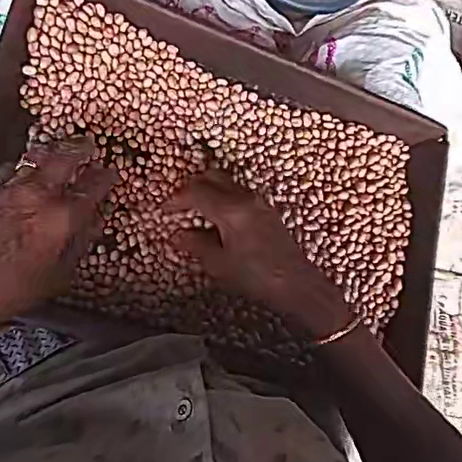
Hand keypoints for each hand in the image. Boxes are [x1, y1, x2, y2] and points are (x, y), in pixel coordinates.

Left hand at [0, 136, 117, 328]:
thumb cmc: (11, 289)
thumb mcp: (59, 275)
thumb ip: (79, 244)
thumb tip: (92, 225)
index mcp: (63, 217)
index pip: (93, 186)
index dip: (105, 178)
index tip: (110, 174)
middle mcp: (38, 196)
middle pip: (65, 158)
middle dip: (81, 149)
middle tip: (89, 145)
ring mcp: (11, 190)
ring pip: (37, 158)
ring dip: (53, 152)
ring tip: (61, 150)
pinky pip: (12, 168)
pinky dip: (24, 164)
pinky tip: (25, 170)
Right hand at [163, 170, 351, 337]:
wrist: (296, 285)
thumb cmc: (257, 277)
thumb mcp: (219, 264)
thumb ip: (197, 244)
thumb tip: (179, 236)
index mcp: (231, 209)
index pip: (196, 192)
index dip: (177, 199)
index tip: (166, 209)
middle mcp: (246, 199)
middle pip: (212, 177)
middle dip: (192, 187)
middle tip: (179, 205)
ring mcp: (259, 203)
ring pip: (227, 183)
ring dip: (209, 191)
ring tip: (196, 213)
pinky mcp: (267, 211)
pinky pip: (239, 194)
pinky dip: (223, 199)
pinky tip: (218, 221)